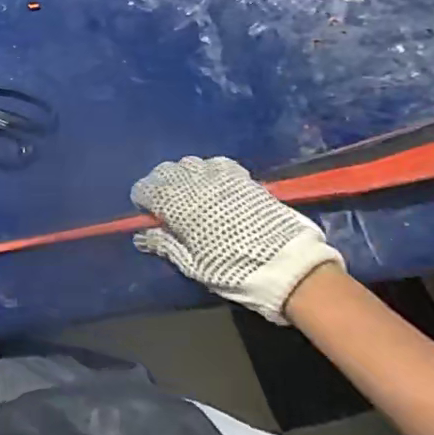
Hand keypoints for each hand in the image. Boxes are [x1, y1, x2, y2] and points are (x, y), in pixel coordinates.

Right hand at [130, 156, 344, 323]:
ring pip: (191, 163)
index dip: (143, 200)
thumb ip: (165, 245)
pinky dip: (210, 171)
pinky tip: (215, 187)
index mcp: (177, 206)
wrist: (291, 269)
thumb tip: (143, 235)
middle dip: (161, 184)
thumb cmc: (234, 271)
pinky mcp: (245, 181)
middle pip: (166, 171)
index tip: (149, 214)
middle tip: (167, 204)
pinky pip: (219, 164)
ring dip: (184, 175)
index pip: (145, 189)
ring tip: (191, 193)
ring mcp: (222, 180)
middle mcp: (195, 186)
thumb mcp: (193, 265)